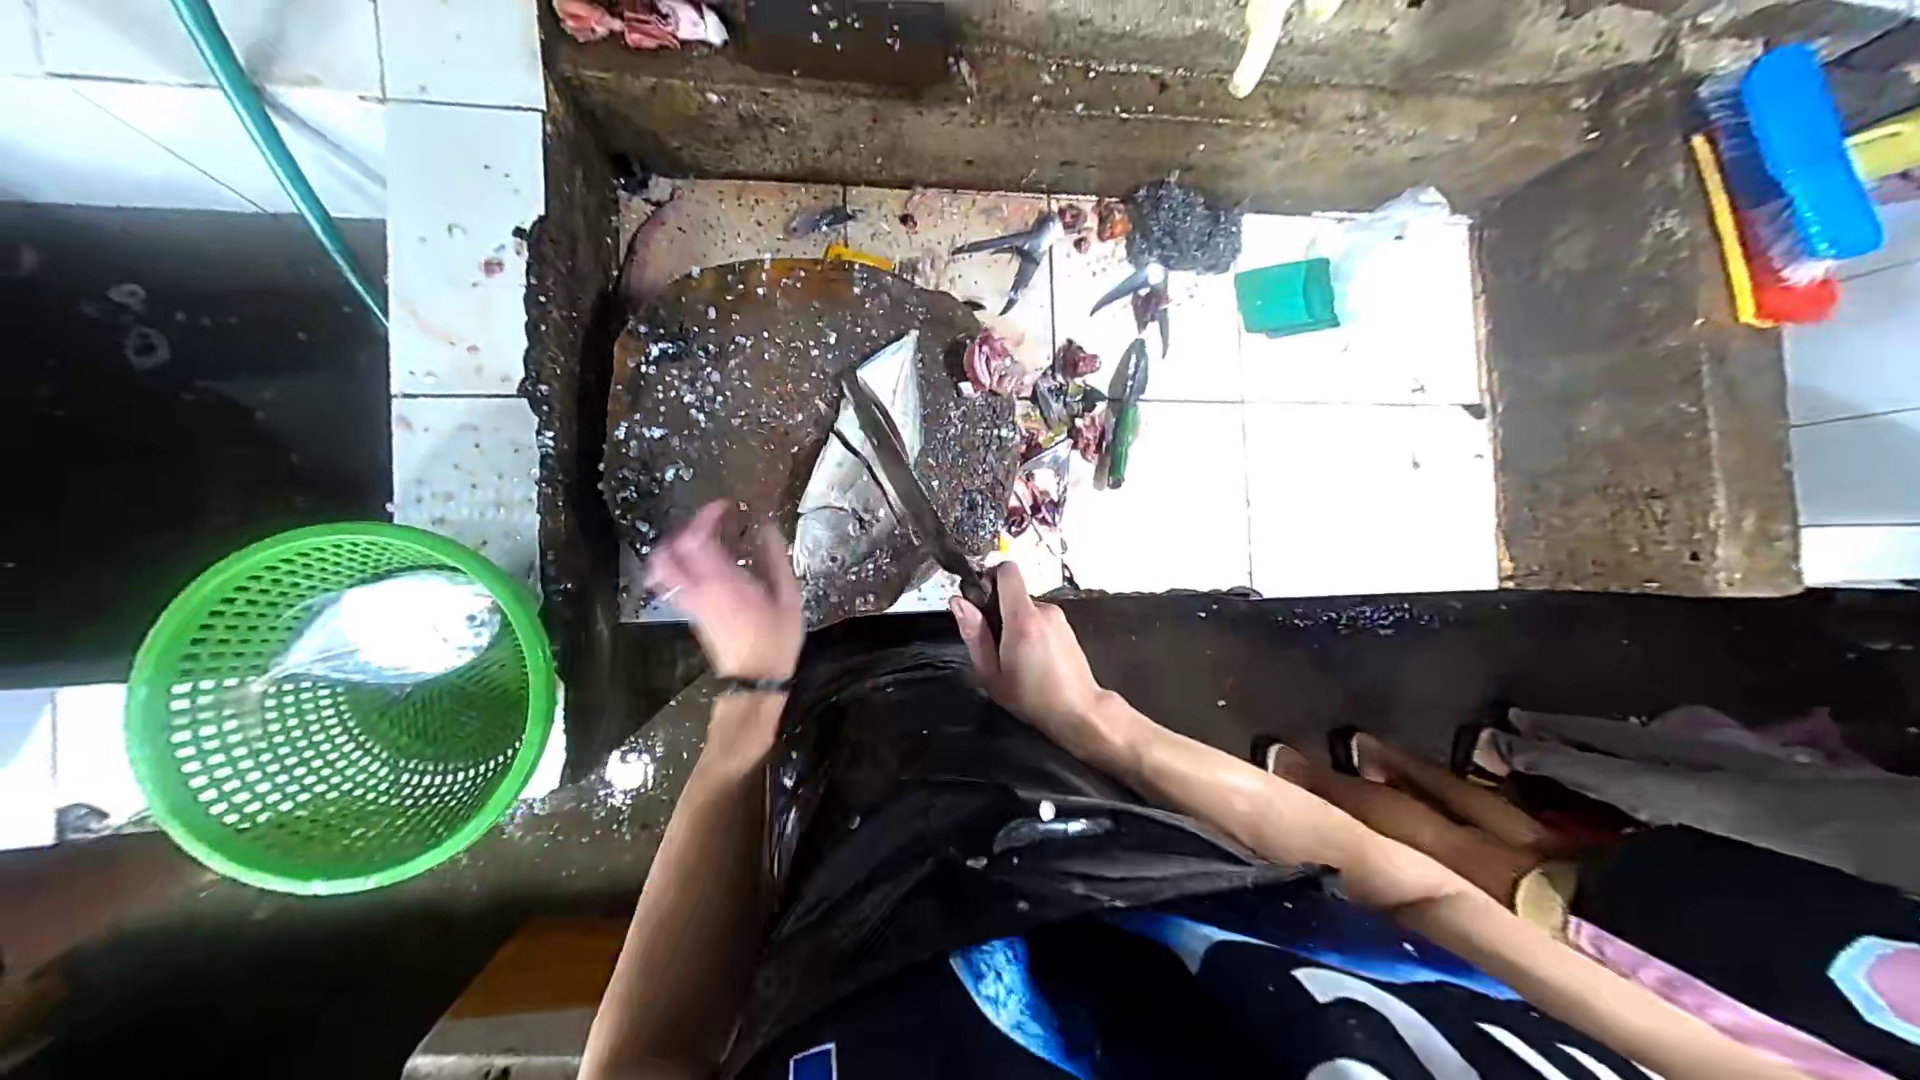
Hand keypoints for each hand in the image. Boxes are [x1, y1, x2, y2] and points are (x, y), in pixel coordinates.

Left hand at [645, 500, 802, 681]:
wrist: (756, 678)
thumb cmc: (776, 638)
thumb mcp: (787, 595)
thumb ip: (775, 557)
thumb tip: (766, 527)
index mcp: (723, 582)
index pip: (698, 538)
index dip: (706, 515)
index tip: (725, 506)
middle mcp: (699, 590)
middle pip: (670, 550)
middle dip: (685, 528)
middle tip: (709, 521)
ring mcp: (690, 603)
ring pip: (661, 568)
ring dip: (672, 547)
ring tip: (696, 539)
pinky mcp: (691, 614)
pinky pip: (670, 583)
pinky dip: (675, 565)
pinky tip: (698, 564)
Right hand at [950, 562, 1146, 766]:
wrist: (1077, 710)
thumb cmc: (1035, 698)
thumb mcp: (991, 672)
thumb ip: (974, 633)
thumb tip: (959, 604)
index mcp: (1022, 620)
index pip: (1007, 571)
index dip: (989, 578)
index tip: (980, 597)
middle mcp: (1044, 611)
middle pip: (1012, 592)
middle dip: (999, 610)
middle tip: (996, 642)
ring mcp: (1058, 617)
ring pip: (1025, 606)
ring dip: (1016, 623)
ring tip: (1015, 655)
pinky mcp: (1065, 625)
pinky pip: (1039, 617)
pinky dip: (1031, 630)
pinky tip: (1031, 657)